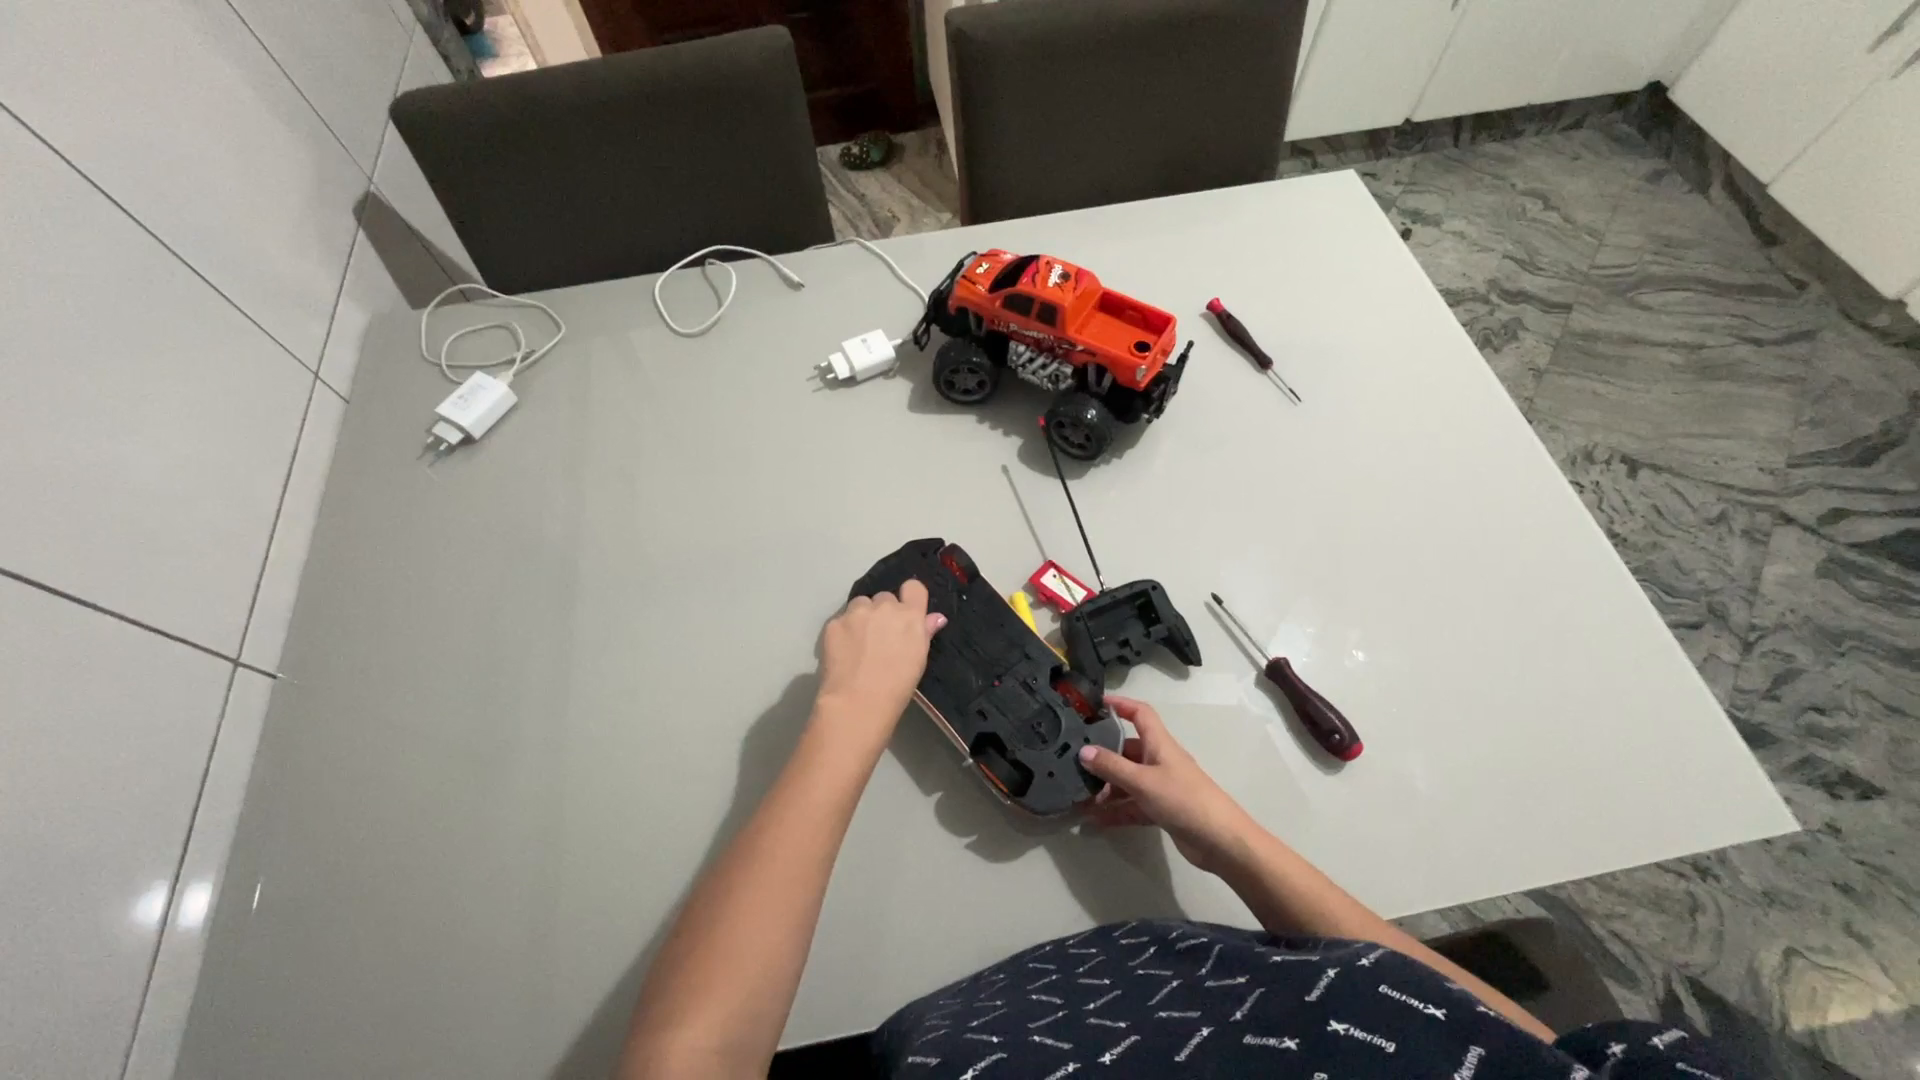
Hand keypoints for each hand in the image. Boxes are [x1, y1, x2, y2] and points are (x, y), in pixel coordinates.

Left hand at [814, 580, 947, 745]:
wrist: (857, 702)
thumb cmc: (897, 687)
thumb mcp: (919, 660)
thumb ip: (925, 633)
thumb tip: (936, 617)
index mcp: (910, 616)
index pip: (913, 587)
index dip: (909, 597)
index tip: (905, 612)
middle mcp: (884, 607)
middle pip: (884, 598)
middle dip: (882, 613)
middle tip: (879, 637)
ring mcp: (857, 613)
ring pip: (860, 604)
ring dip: (861, 617)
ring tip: (858, 643)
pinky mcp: (834, 623)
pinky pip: (841, 620)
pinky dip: (843, 631)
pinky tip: (843, 651)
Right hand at [1078, 697, 1262, 875]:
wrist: (1220, 840)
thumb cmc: (1183, 800)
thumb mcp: (1143, 781)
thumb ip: (1112, 767)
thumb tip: (1083, 751)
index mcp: (1159, 744)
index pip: (1140, 714)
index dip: (1120, 704)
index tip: (1096, 704)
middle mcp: (1160, 761)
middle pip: (1127, 750)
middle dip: (1103, 756)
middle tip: (1075, 763)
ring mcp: (1161, 786)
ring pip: (1128, 780)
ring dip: (1107, 788)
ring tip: (1081, 797)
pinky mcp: (1162, 810)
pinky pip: (1133, 805)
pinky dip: (1117, 810)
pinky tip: (1096, 820)